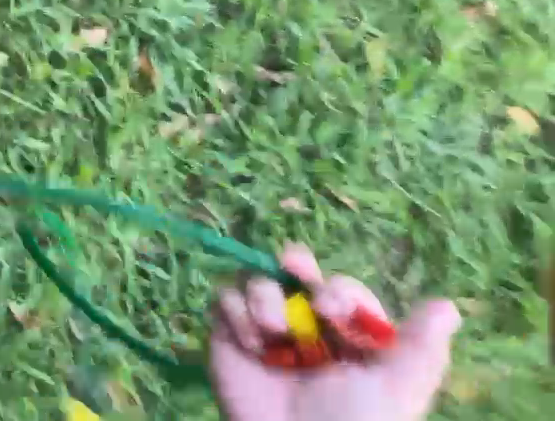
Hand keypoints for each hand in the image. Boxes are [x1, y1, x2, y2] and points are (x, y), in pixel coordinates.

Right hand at [209, 244, 460, 420]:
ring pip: (255, 278)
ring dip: (264, 296)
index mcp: (348, 336)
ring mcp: (263, 323)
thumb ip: (419, 350)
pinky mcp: (228, 328)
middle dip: (296, 266)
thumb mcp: (395, 389)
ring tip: (273, 331)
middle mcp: (306, 323)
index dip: (336, 291)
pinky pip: (224, 297)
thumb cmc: (354, 420)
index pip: (341, 290)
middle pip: (295, 270)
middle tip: (295, 272)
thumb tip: (447, 305)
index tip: (332, 311)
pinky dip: (236, 313)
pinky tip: (252, 344)